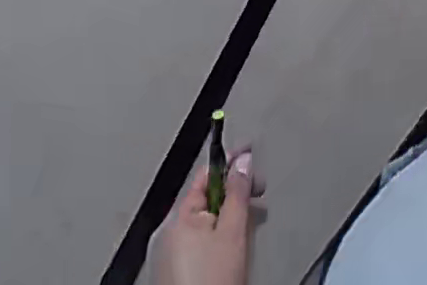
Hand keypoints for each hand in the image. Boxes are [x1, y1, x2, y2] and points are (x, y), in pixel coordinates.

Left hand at [153, 150, 257, 284]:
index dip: (230, 164)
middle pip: (206, 199)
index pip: (206, 175)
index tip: (250, 154)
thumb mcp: (233, 232)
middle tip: (258, 195)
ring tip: (250, 227)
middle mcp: (168, 233)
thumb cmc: (213, 284)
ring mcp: (169, 256)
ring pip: (204, 222)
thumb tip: (243, 159)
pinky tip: (234, 250)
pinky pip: (198, 244)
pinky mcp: (174, 275)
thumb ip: (239, 192)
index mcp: (178, 217)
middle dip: (233, 194)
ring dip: (228, 217)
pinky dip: (217, 239)